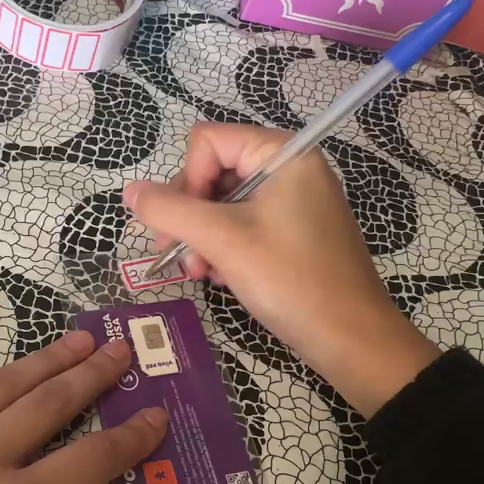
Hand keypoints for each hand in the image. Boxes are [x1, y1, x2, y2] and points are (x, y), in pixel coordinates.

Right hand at [125, 123, 439, 415]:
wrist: (353, 342)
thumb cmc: (291, 280)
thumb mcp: (222, 241)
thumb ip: (169, 210)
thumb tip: (131, 192)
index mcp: (284, 154)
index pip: (208, 142)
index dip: (187, 180)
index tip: (186, 224)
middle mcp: (291, 168)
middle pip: (213, 170)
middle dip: (190, 213)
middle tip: (177, 254)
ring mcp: (294, 200)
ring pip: (223, 201)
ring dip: (201, 235)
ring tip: (198, 272)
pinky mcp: (294, 230)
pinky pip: (243, 223)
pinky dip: (223, 246)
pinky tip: (217, 276)